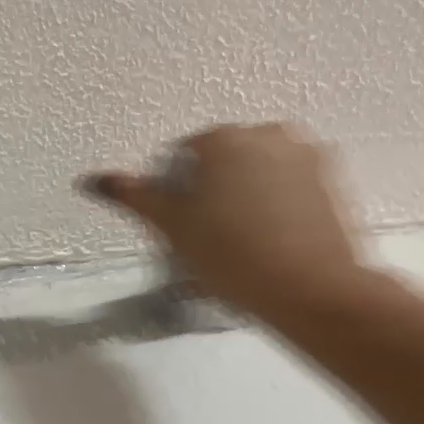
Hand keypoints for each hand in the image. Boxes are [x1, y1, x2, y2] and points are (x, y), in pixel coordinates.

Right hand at [81, 123, 369, 326]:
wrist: (308, 289)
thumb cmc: (230, 255)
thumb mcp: (170, 227)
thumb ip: (132, 196)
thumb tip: (91, 179)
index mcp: (224, 138)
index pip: (180, 155)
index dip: (172, 192)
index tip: (177, 226)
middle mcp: (268, 134)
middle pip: (222, 160)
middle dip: (210, 190)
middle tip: (203, 236)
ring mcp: (306, 156)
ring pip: (256, 173)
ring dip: (241, 197)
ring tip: (236, 242)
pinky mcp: (332, 182)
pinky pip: (287, 187)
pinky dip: (273, 207)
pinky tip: (266, 242)